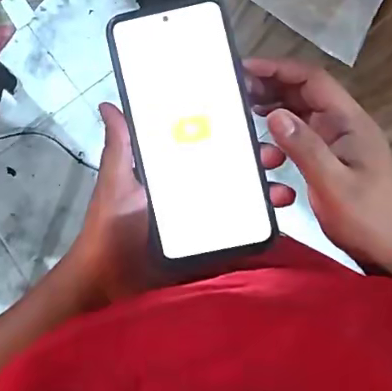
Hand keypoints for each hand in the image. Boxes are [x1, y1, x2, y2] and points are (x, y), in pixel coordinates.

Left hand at [57, 103, 299, 308]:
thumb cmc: (110, 230)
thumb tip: (108, 105)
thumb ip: (119, 146)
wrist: (110, 285)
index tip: (249, 125)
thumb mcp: (116, 182)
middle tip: (275, 158)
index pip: (202, 149)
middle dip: (254, 164)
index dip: (227, 137)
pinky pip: (238, 234)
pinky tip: (276, 220)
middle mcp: (186, 195)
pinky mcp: (207, 249)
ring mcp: (199, 223)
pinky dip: (258, 226)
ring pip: (238, 201)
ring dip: (264, 193)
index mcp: (166, 175)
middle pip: (227, 173)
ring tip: (283, 192)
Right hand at [244, 57, 391, 278]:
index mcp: (349, 122)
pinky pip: (295, 142)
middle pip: (300, 94)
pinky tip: (269, 167)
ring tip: (248, 135)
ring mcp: (333, 143)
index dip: (279, 69)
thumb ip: (304, 148)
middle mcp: (341, 126)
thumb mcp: (333, 183)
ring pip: (295, 117)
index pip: (312, 80)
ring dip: (270, 123)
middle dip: (268, 91)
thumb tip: (274, 114)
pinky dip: (278, 148)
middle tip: (235, 96)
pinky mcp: (325, 160)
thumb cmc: (368, 218)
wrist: (390, 255)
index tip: (245, 69)